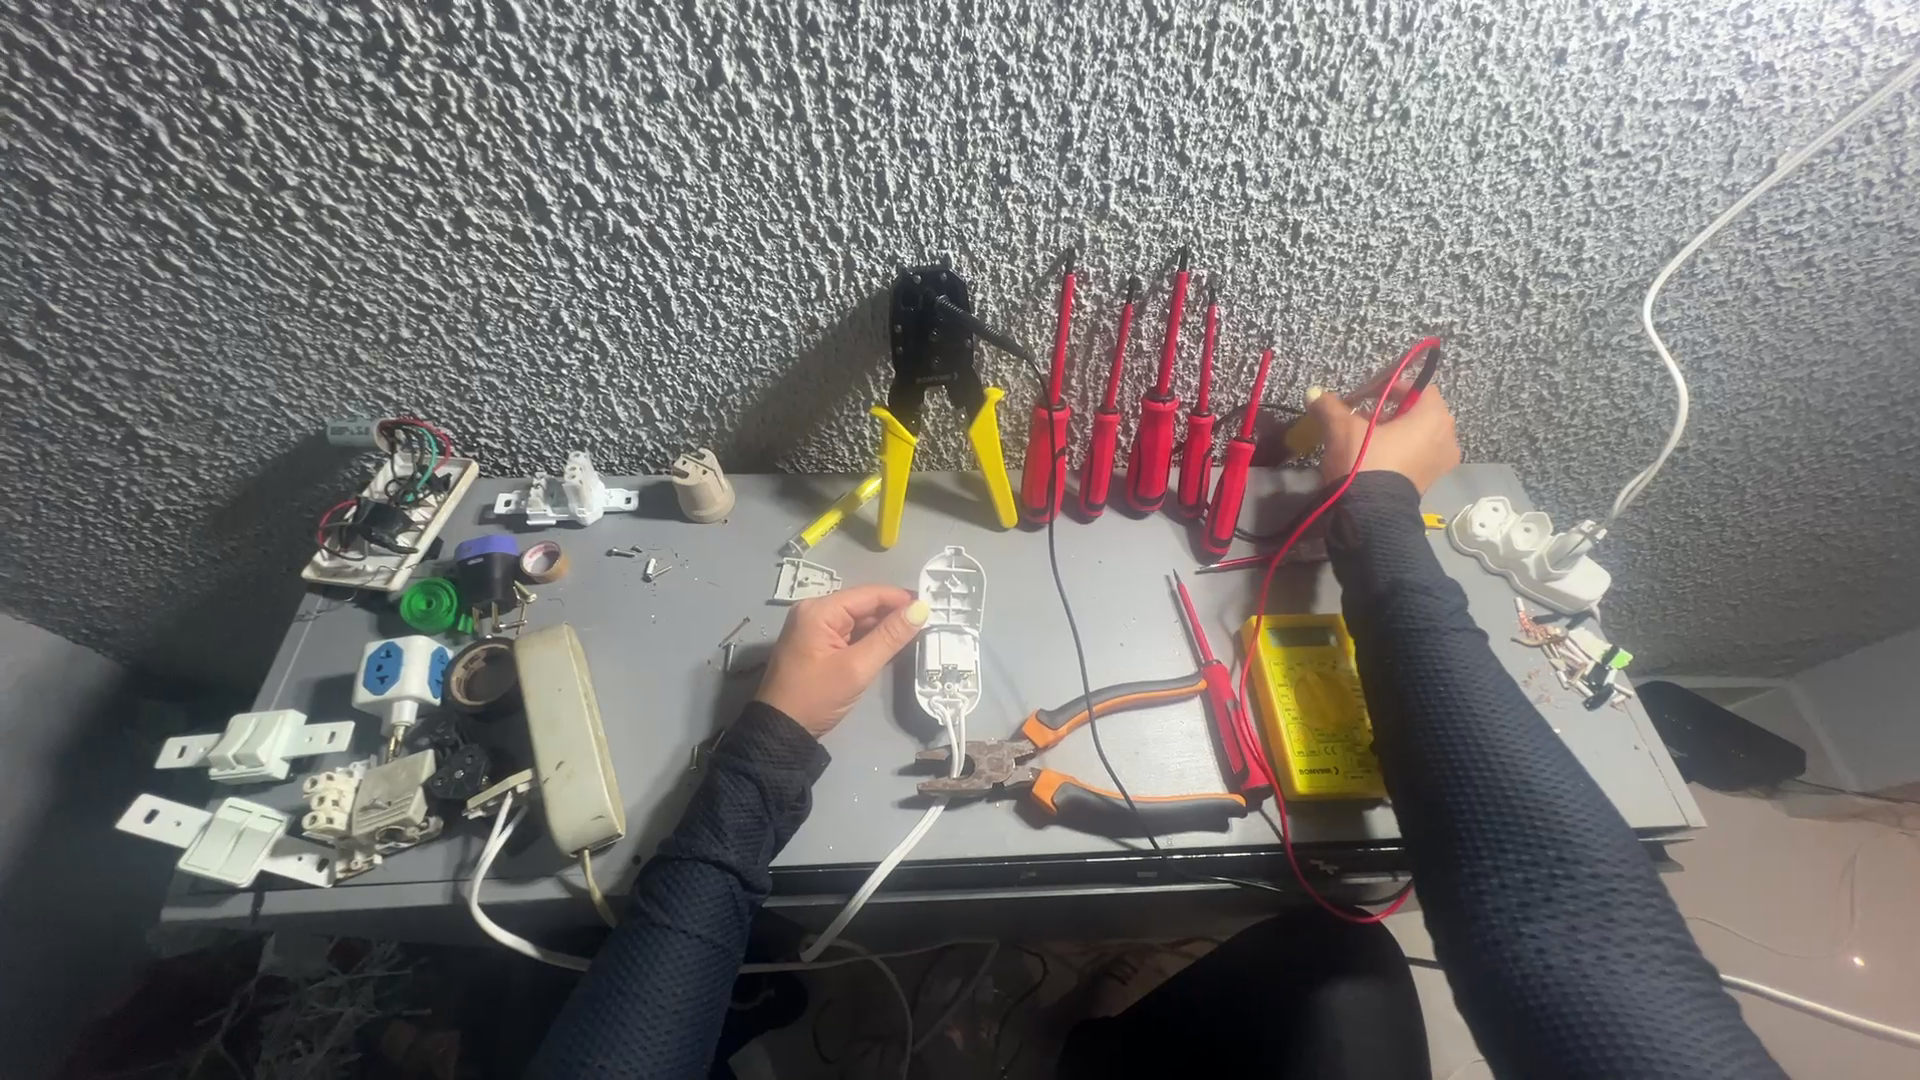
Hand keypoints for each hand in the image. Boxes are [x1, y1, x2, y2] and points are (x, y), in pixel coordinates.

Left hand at [755, 585, 929, 737]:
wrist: (781, 732)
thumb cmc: (817, 697)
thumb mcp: (857, 667)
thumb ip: (890, 636)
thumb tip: (921, 608)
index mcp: (819, 610)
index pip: (868, 594)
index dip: (900, 598)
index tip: (929, 608)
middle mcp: (815, 611)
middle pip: (863, 604)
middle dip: (893, 614)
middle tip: (925, 625)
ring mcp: (814, 628)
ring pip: (858, 620)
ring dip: (882, 628)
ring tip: (912, 636)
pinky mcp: (817, 644)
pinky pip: (849, 633)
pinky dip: (869, 639)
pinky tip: (889, 646)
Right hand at [1306, 384, 1460, 493]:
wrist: (1369, 514)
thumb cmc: (1365, 461)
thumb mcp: (1342, 429)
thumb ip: (1330, 407)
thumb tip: (1314, 393)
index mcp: (1433, 416)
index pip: (1419, 388)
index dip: (1391, 387)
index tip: (1366, 395)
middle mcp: (1447, 436)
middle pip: (1419, 413)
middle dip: (1390, 412)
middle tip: (1362, 419)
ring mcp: (1442, 461)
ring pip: (1419, 436)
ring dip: (1395, 433)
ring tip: (1366, 441)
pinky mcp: (1431, 481)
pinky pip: (1418, 456)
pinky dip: (1401, 453)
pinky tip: (1376, 460)